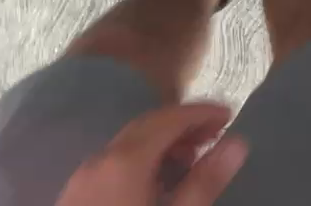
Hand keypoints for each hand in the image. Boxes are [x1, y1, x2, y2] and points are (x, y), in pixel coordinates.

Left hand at [55, 102, 248, 205]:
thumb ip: (205, 182)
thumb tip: (238, 143)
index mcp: (125, 161)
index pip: (170, 118)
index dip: (202, 113)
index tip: (229, 116)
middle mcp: (100, 160)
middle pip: (147, 126)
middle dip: (183, 126)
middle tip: (215, 136)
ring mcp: (80, 181)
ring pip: (128, 145)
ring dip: (162, 144)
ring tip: (190, 162)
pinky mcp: (72, 201)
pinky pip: (112, 165)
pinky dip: (140, 162)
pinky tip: (155, 186)